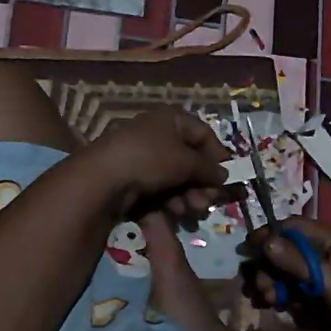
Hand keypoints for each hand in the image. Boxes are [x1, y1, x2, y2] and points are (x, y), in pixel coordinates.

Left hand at [81, 110, 230, 218]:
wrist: (104, 178)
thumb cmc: (150, 159)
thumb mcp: (186, 162)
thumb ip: (208, 168)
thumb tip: (224, 175)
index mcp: (170, 118)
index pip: (203, 134)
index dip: (217, 156)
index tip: (227, 177)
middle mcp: (157, 133)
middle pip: (190, 159)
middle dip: (202, 183)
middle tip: (209, 201)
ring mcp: (143, 156)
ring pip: (176, 177)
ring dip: (189, 195)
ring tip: (192, 210)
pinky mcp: (133, 177)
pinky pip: (160, 187)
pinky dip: (170, 199)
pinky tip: (175, 212)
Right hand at [240, 217, 330, 330]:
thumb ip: (297, 261)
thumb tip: (265, 241)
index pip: (295, 227)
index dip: (271, 234)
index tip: (249, 246)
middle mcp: (324, 255)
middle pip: (284, 250)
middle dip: (268, 265)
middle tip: (260, 285)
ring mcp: (318, 277)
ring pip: (283, 271)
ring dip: (269, 281)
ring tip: (266, 298)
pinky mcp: (314, 298)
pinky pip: (288, 289)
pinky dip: (276, 294)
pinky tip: (271, 304)